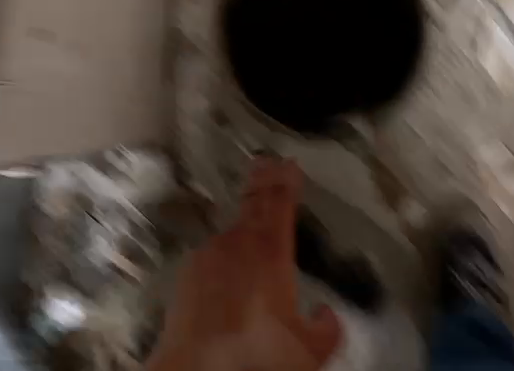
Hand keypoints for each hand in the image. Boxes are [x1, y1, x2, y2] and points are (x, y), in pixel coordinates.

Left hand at [147, 157, 341, 370]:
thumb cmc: (258, 355)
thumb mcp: (309, 351)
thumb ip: (325, 328)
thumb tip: (326, 314)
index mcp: (272, 252)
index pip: (282, 203)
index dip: (287, 180)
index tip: (290, 163)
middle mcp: (239, 243)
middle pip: (254, 202)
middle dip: (263, 180)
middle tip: (267, 162)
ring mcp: (209, 255)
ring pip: (232, 230)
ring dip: (243, 222)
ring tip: (251, 222)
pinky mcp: (187, 273)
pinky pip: (212, 255)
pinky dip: (223, 255)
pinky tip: (226, 270)